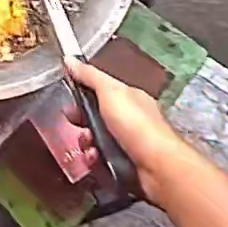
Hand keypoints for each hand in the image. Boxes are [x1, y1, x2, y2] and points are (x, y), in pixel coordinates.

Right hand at [65, 57, 201, 207]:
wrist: (158, 168)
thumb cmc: (135, 123)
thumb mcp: (109, 91)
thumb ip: (89, 75)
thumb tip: (69, 59)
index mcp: (129, 98)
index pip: (102, 90)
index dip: (84, 93)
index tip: (70, 97)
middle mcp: (131, 120)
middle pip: (98, 116)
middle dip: (82, 120)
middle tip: (72, 122)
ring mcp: (129, 145)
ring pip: (98, 140)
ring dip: (87, 141)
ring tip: (88, 145)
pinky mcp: (126, 167)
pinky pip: (103, 161)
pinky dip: (96, 160)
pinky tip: (95, 159)